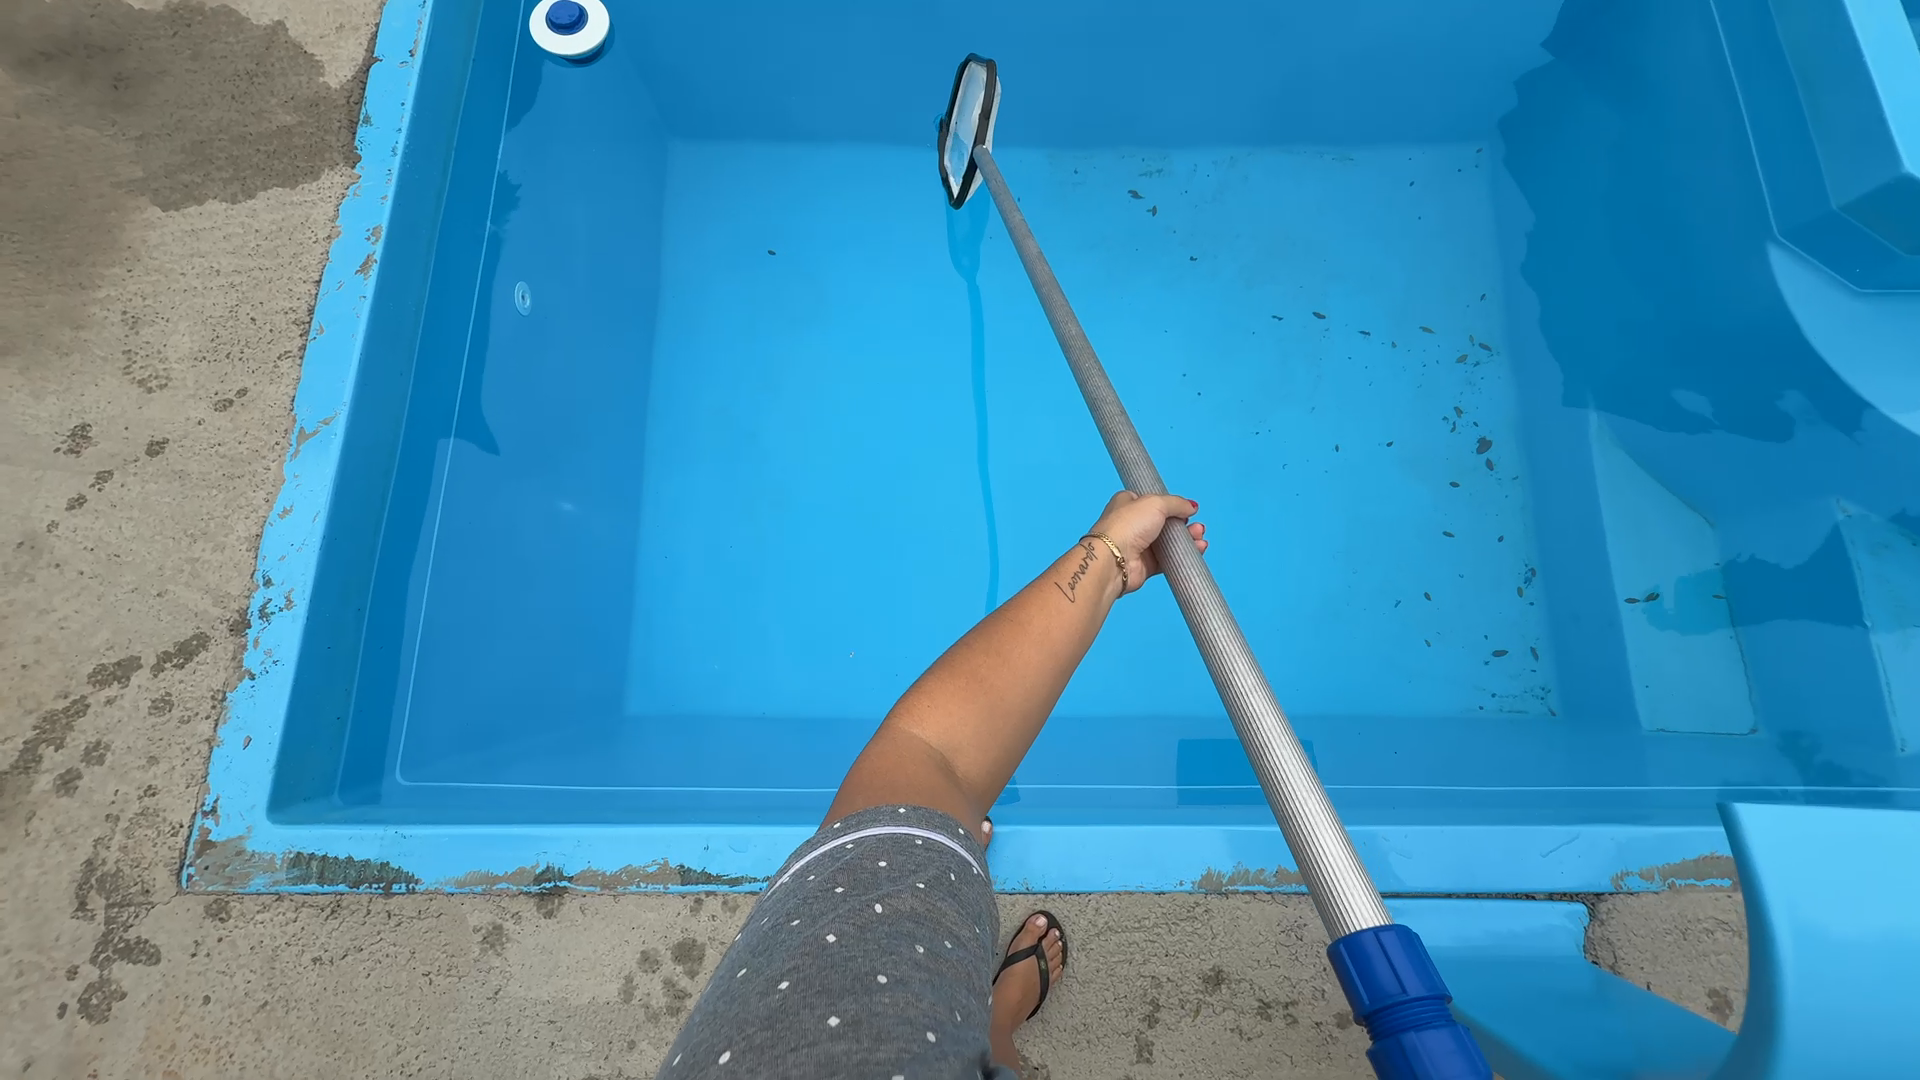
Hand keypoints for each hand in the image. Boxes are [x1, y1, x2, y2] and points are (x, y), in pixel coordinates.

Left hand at [1088, 491, 1206, 593]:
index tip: (1185, 508)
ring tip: (1200, 537)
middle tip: (1197, 526)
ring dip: (1187, 539)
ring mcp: (1138, 546)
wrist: (1113, 561)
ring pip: (1169, 542)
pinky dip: (1183, 555)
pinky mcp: (1145, 565)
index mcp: (1128, 503)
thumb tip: (1191, 506)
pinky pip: (1169, 559)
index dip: (1170, 504)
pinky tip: (1198, 550)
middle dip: (1184, 524)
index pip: (1152, 501)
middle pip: (1164, 523)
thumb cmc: (1127, 526)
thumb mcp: (1155, 503)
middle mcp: (1132, 524)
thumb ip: (1176, 503)